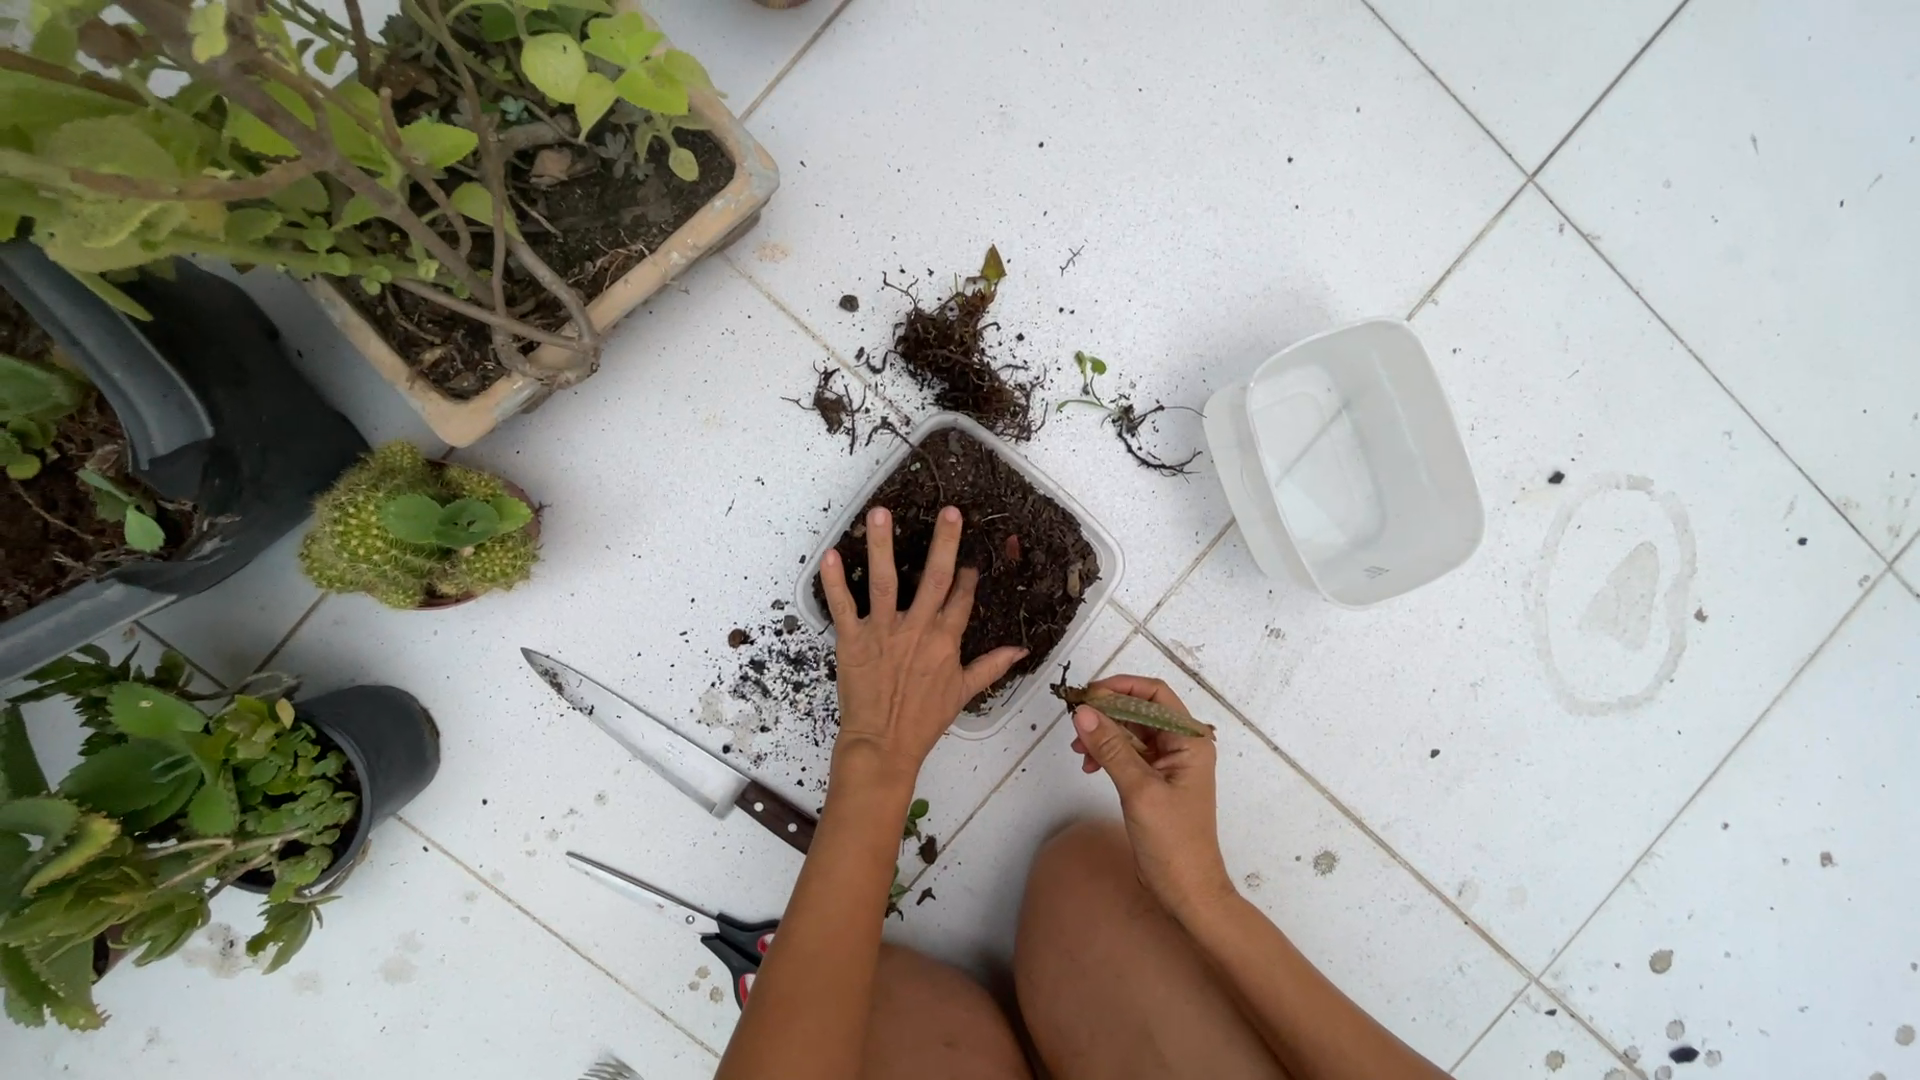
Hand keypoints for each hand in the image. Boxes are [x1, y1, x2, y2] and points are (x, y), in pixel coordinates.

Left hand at [821, 505, 1027, 792]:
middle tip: (950, 511)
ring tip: (880, 513)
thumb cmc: (923, 721)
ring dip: (882, 546)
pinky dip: (835, 582)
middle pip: (934, 578)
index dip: (966, 575)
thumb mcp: (963, 693)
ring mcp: (883, 632)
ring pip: (885, 582)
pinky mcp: (852, 641)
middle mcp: (917, 629)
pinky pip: (843, 606)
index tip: (970, 556)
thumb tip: (1022, 650)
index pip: (960, 598)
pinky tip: (830, 554)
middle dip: (944, 543)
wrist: (883, 745)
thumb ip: (991, 666)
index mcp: (945, 640)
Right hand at [1071, 674, 1234, 917]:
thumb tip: (1083, 712)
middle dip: (1106, 711)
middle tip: (1076, 722)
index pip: (1155, 694)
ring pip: (1129, 730)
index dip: (1122, 686)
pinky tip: (1089, 765)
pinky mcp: (1154, 780)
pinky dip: (1106, 752)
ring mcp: (1168, 763)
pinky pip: (1127, 752)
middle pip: (1139, 709)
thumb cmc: (1173, 841)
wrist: (1187, 891)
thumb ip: (1111, 748)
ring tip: (1079, 750)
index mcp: (1189, 741)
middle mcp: (1181, 745)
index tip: (1089, 695)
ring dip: (1103, 733)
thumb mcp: (1139, 790)